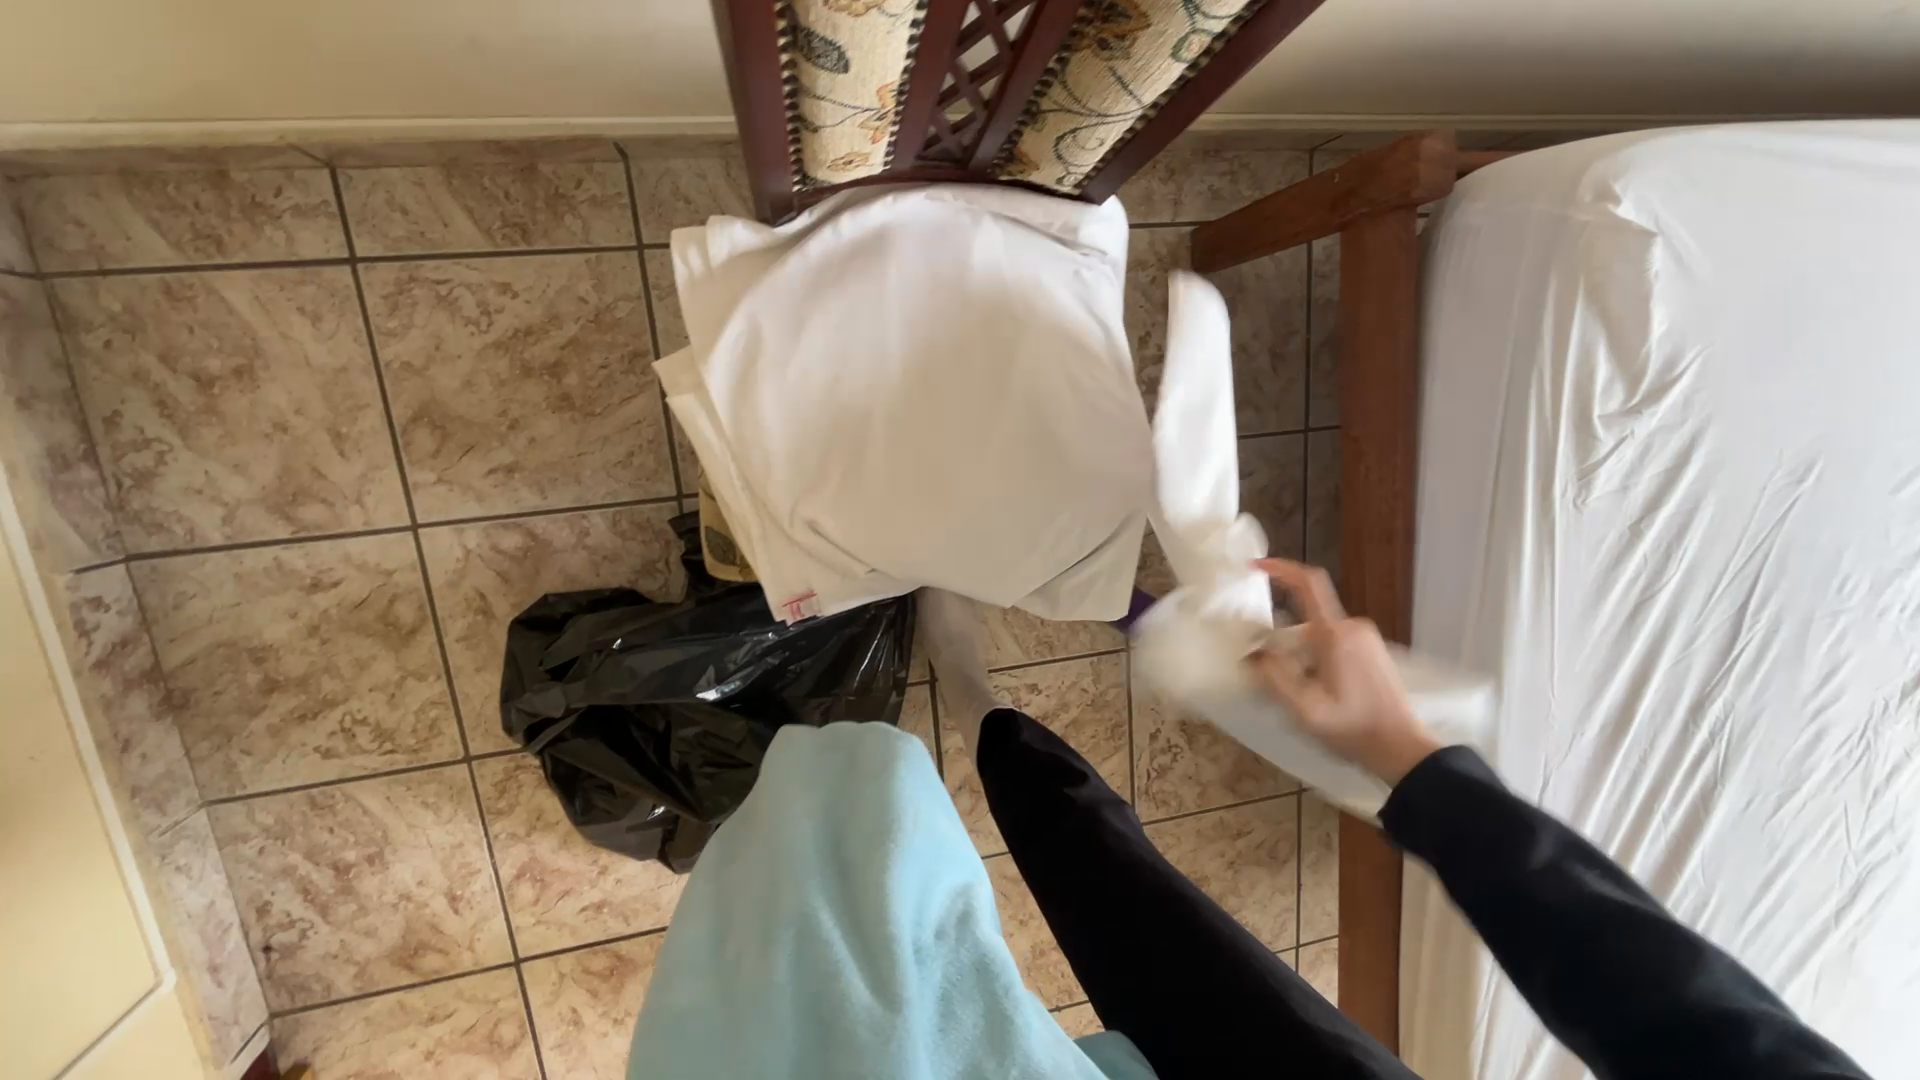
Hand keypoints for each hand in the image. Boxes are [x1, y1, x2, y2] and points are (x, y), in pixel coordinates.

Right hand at [1246, 559, 1439, 785]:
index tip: (1253, 566)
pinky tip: (1319, 692)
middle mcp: (1353, 627)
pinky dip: (1316, 659)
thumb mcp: (1303, 709)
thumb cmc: (1353, 729)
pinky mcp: (1373, 652)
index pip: (1308, 583)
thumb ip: (1272, 676)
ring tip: (1300, 693)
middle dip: (1283, 640)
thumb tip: (1252, 653)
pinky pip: (1334, 642)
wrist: (1403, 751)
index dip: (1279, 568)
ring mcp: (1367, 638)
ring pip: (1318, 633)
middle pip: (1305, 617)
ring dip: (1301, 654)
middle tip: (1273, 675)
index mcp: (1335, 634)